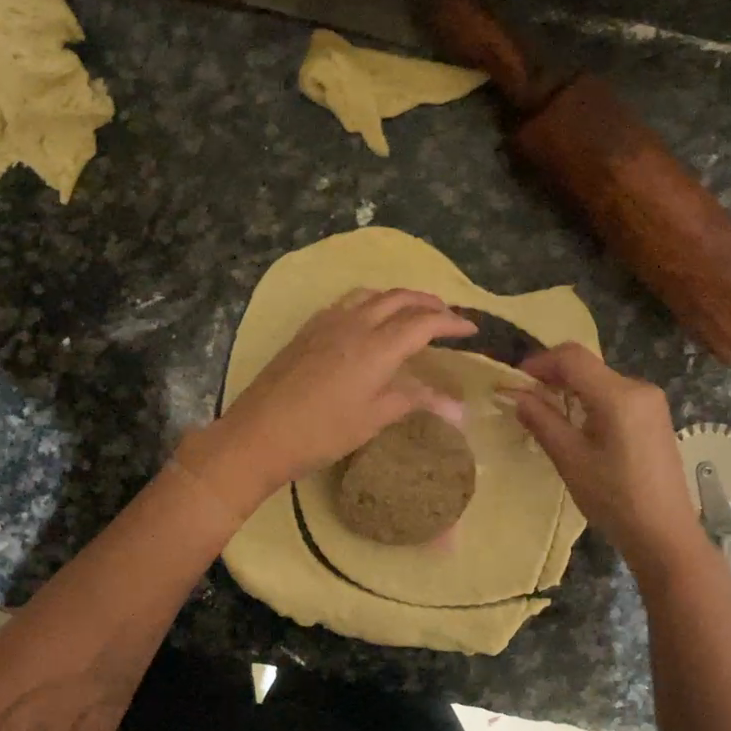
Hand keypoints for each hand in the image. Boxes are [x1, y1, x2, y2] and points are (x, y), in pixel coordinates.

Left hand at [181, 289, 475, 514]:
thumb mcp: (373, 419)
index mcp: (377, 346)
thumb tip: (459, 409)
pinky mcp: (306, 331)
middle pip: (399, 299)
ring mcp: (326, 323)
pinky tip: (367, 320)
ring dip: (397, 298)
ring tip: (411, 312)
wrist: (258, 434)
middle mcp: (354, 324)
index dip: (450, 322)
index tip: (471, 329)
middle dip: (428, 303)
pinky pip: (346, 303)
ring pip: (370, 295)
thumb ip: (415, 402)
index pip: (423, 322)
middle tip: (446, 316)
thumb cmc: (321, 433)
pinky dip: (369, 303)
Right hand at [509, 343, 707, 561]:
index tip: (515, 381)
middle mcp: (639, 388)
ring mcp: (651, 402)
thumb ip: (542, 420)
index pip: (572, 357)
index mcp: (619, 395)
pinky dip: (589, 401)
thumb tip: (516, 395)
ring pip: (600, 380)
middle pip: (587, 366)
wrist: (664, 534)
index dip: (539, 362)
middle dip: (552, 376)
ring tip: (547, 415)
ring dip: (570, 389)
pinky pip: (615, 396)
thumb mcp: (570, 459)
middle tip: (525, 399)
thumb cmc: (614, 498)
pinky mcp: (654, 417)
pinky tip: (577, 427)